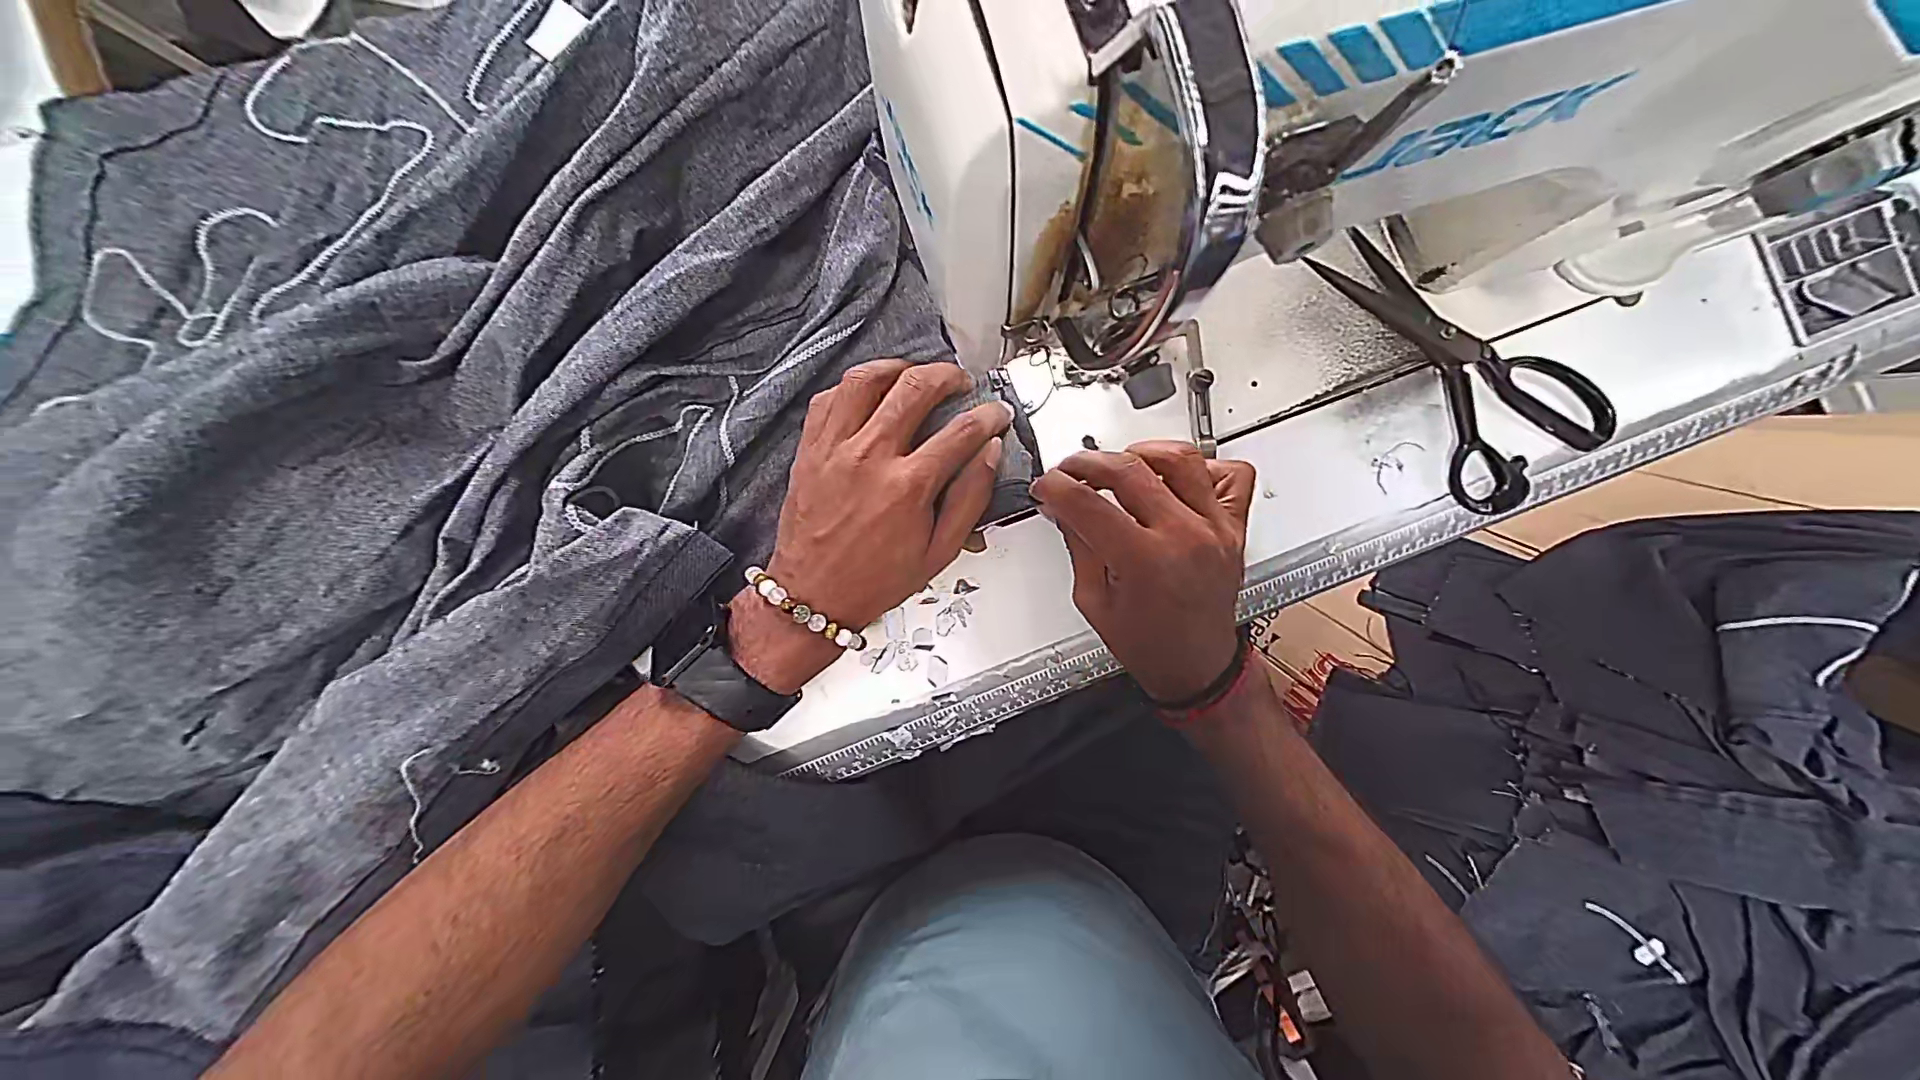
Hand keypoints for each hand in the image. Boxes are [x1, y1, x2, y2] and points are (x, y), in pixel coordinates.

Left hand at [728, 359, 1011, 692]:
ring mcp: (835, 450)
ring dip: (898, 367)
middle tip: (959, 382)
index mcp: (908, 487)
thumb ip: (970, 498)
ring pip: (866, 380)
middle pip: (916, 388)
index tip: (994, 415)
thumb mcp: (939, 551)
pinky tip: (868, 392)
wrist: (814, 595)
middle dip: (948, 376)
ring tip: (915, 373)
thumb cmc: (873, 580)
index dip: (988, 416)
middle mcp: (870, 459)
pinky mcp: (811, 451)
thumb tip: (989, 455)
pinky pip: (828, 399)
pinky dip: (852, 386)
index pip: (962, 430)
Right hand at [1030, 441, 1255, 702]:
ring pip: (1180, 459)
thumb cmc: (1151, 645)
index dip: (1056, 487)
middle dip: (1087, 463)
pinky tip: (1176, 480)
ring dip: (1141, 453)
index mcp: (1144, 561)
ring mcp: (1214, 529)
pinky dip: (1203, 468)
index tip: (1047, 486)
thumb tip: (1063, 506)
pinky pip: (1232, 475)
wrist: (1197, 666)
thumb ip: (1078, 545)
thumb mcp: (1093, 600)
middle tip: (1071, 472)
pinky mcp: (1234, 528)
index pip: (1087, 502)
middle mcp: (1184, 538)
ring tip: (1121, 465)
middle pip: (1128, 469)